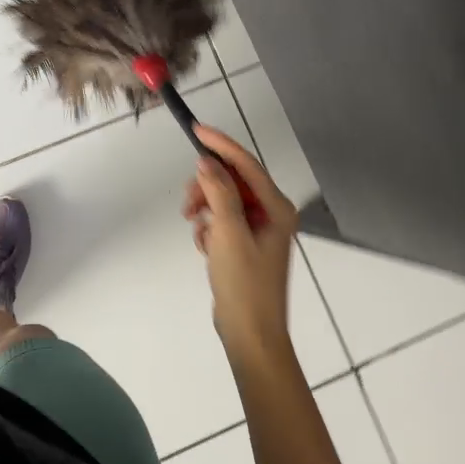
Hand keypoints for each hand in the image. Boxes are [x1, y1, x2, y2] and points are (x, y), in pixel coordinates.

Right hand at [182, 124, 300, 350]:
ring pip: (222, 199)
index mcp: (277, 208)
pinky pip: (221, 219)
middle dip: (206, 186)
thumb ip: (219, 192)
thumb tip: (207, 161)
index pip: (246, 164)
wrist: (250, 334)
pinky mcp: (245, 243)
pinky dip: (208, 227)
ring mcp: (259, 229)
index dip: (221, 144)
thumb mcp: (229, 233)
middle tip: (187, 204)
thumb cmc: (245, 283)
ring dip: (204, 208)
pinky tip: (205, 247)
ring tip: (194, 228)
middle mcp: (271, 213)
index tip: (195, 129)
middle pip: (232, 180)